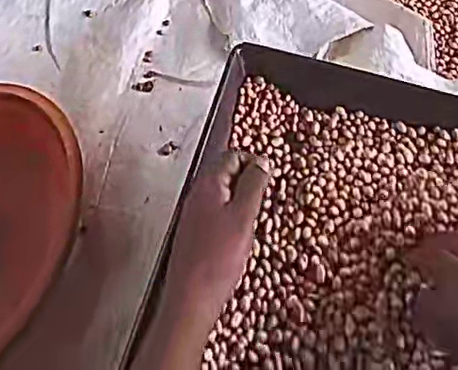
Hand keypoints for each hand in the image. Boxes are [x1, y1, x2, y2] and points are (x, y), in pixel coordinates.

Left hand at [131, 151, 270, 368]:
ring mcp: (192, 216)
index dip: (253, 161)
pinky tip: (237, 237)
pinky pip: (215, 214)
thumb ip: (254, 184)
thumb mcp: (244, 216)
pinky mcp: (193, 235)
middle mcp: (196, 195)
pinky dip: (229, 218)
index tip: (267, 175)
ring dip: (239, 201)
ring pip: (221, 195)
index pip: (232, 155)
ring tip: (252, 219)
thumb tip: (262, 161)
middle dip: (246, 181)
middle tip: (262, 197)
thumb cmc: (216, 260)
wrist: (189, 302)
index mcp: (208, 184)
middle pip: (225, 173)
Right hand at [408, 229, 457, 369]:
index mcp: (453, 304)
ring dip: (445, 239)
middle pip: (434, 252)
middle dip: (420, 256)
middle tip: (413, 260)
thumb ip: (448, 332)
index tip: (414, 306)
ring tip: (438, 243)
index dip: (416, 303)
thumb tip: (435, 320)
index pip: (421, 297)